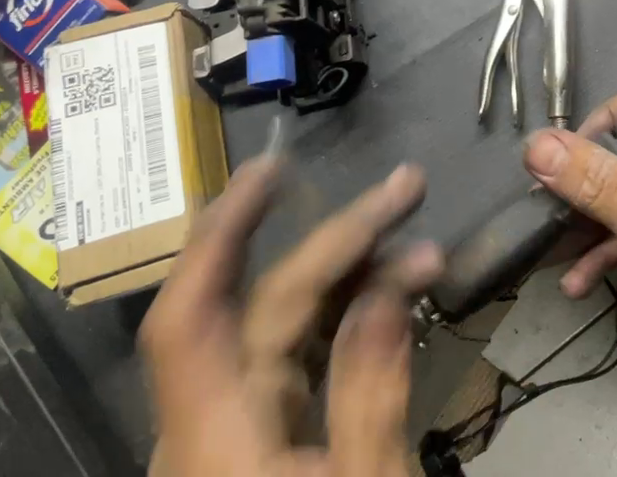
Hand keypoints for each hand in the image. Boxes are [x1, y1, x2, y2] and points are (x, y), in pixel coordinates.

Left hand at [140, 158, 442, 476]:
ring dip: (356, 280)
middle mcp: (213, 426)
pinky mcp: (264, 446)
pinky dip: (352, 325)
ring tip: (425, 248)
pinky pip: (303, 365)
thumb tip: (390, 287)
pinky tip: (398, 301)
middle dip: (338, 240)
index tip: (273, 170)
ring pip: (286, 331)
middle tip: (409, 189)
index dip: (220, 233)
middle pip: (263, 308)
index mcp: (216, 441)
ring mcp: (239, 436)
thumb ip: (373, 393)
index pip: (191, 316)